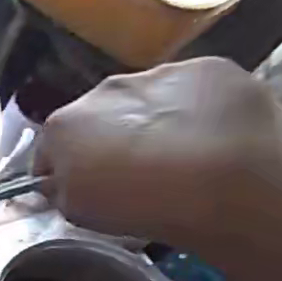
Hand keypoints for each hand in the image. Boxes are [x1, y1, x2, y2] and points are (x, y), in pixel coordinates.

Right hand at [29, 58, 281, 250]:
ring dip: (150, 123)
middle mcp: (103, 89)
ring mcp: (159, 74)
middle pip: (97, 117)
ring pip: (144, 101)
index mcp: (62, 125)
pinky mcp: (212, 67)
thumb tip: (59, 179)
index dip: (61, 171)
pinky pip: (191, 92)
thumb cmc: (139, 205)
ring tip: (177, 156)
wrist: (232, 183)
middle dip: (106, 140)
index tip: (78, 190)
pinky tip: (212, 139)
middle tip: (130, 174)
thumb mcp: (78, 213)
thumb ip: (60, 188)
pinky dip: (194, 111)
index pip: (49, 149)